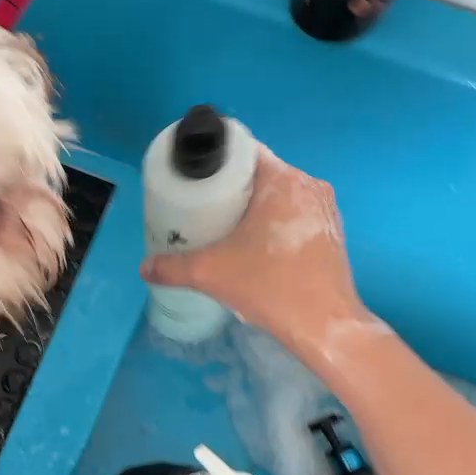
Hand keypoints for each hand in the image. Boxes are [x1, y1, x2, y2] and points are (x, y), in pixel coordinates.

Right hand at [141, 148, 376, 361]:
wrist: (322, 322)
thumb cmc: (269, 286)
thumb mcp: (209, 274)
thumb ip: (171, 268)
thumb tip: (145, 268)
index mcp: (282, 180)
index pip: (242, 152)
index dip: (213, 164)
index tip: (192, 184)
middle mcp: (308, 184)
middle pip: (258, 175)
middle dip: (228, 190)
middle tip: (199, 212)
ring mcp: (323, 207)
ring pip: (276, 196)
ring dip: (249, 208)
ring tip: (221, 231)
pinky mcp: (330, 230)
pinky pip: (291, 214)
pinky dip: (269, 223)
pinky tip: (251, 248)